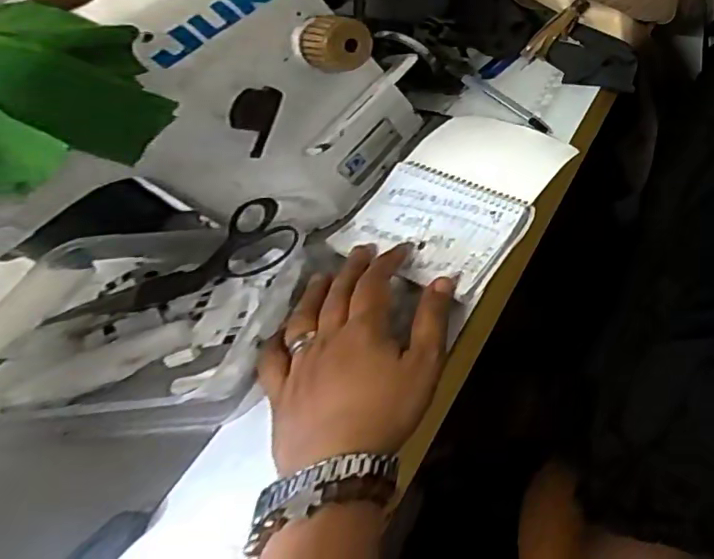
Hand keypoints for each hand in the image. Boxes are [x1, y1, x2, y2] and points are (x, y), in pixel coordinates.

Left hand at [259, 244, 455, 474]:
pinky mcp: (280, 391)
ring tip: (322, 277)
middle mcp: (327, 340)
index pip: (373, 286)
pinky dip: (277, 338)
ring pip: (302, 320)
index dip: (386, 263)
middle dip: (351, 270)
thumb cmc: (390, 409)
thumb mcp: (426, 363)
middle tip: (361, 251)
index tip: (401, 249)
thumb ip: (431, 320)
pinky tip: (281, 331)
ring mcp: (298, 366)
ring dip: (314, 294)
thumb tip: (441, 281)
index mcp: (364, 330)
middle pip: (336, 296)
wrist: (335, 465)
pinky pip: (272, 358)